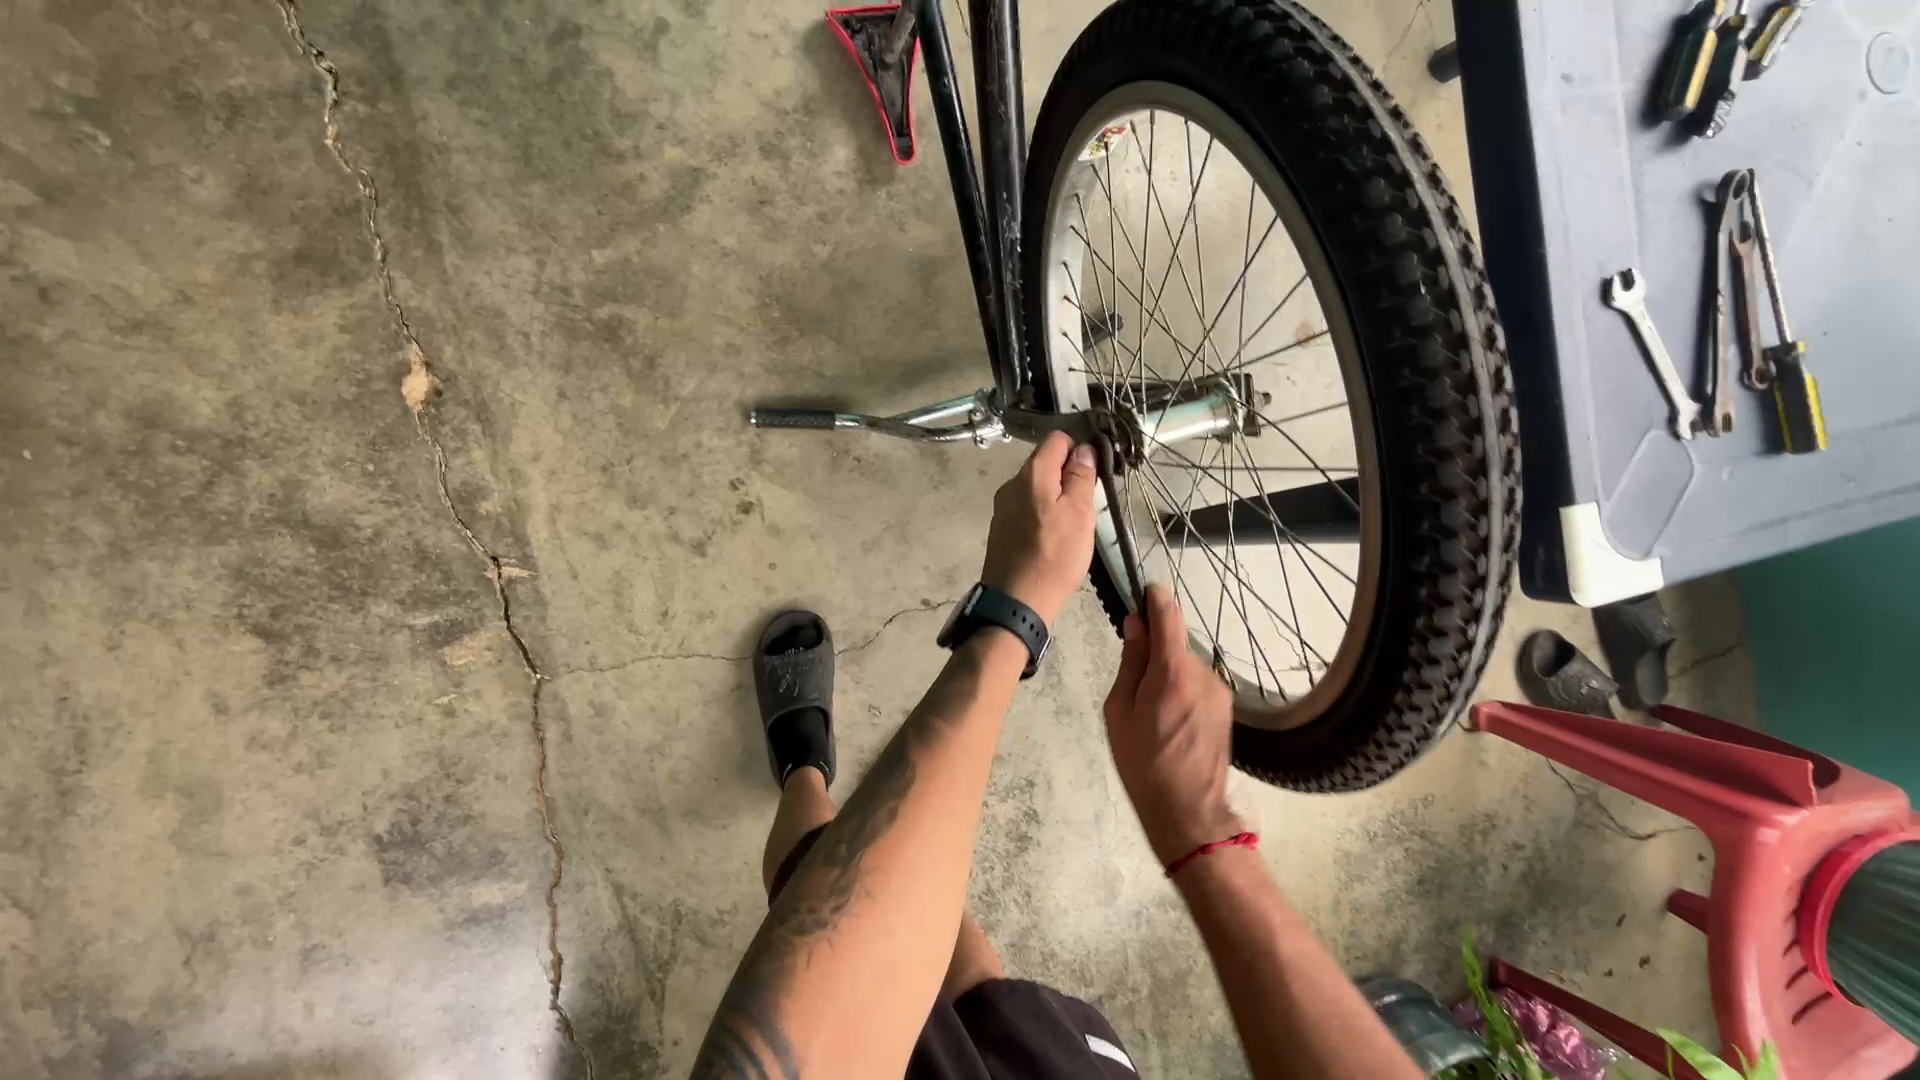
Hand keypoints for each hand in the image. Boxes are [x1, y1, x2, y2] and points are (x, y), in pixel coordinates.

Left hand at [979, 431, 1098, 625]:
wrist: (1017, 601)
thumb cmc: (1054, 557)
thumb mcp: (1079, 514)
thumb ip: (1081, 477)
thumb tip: (1084, 449)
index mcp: (1031, 474)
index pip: (1057, 439)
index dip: (1080, 448)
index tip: (1096, 470)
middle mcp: (1012, 484)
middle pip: (1045, 463)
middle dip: (1069, 474)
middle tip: (1088, 502)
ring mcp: (1003, 506)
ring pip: (1037, 487)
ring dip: (1057, 496)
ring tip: (1073, 524)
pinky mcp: (1002, 528)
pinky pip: (1027, 508)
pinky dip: (1043, 514)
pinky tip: (1054, 537)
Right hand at [1104, 584, 1243, 865]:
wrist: (1187, 811)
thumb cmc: (1141, 761)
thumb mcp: (1119, 710)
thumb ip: (1131, 662)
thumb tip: (1136, 624)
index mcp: (1172, 672)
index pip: (1169, 614)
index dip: (1155, 597)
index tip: (1143, 592)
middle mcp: (1203, 673)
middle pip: (1176, 642)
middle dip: (1155, 649)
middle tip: (1134, 680)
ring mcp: (1220, 690)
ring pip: (1187, 664)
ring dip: (1170, 672)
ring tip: (1152, 711)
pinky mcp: (1227, 707)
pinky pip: (1198, 684)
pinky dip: (1183, 689)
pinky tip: (1171, 721)